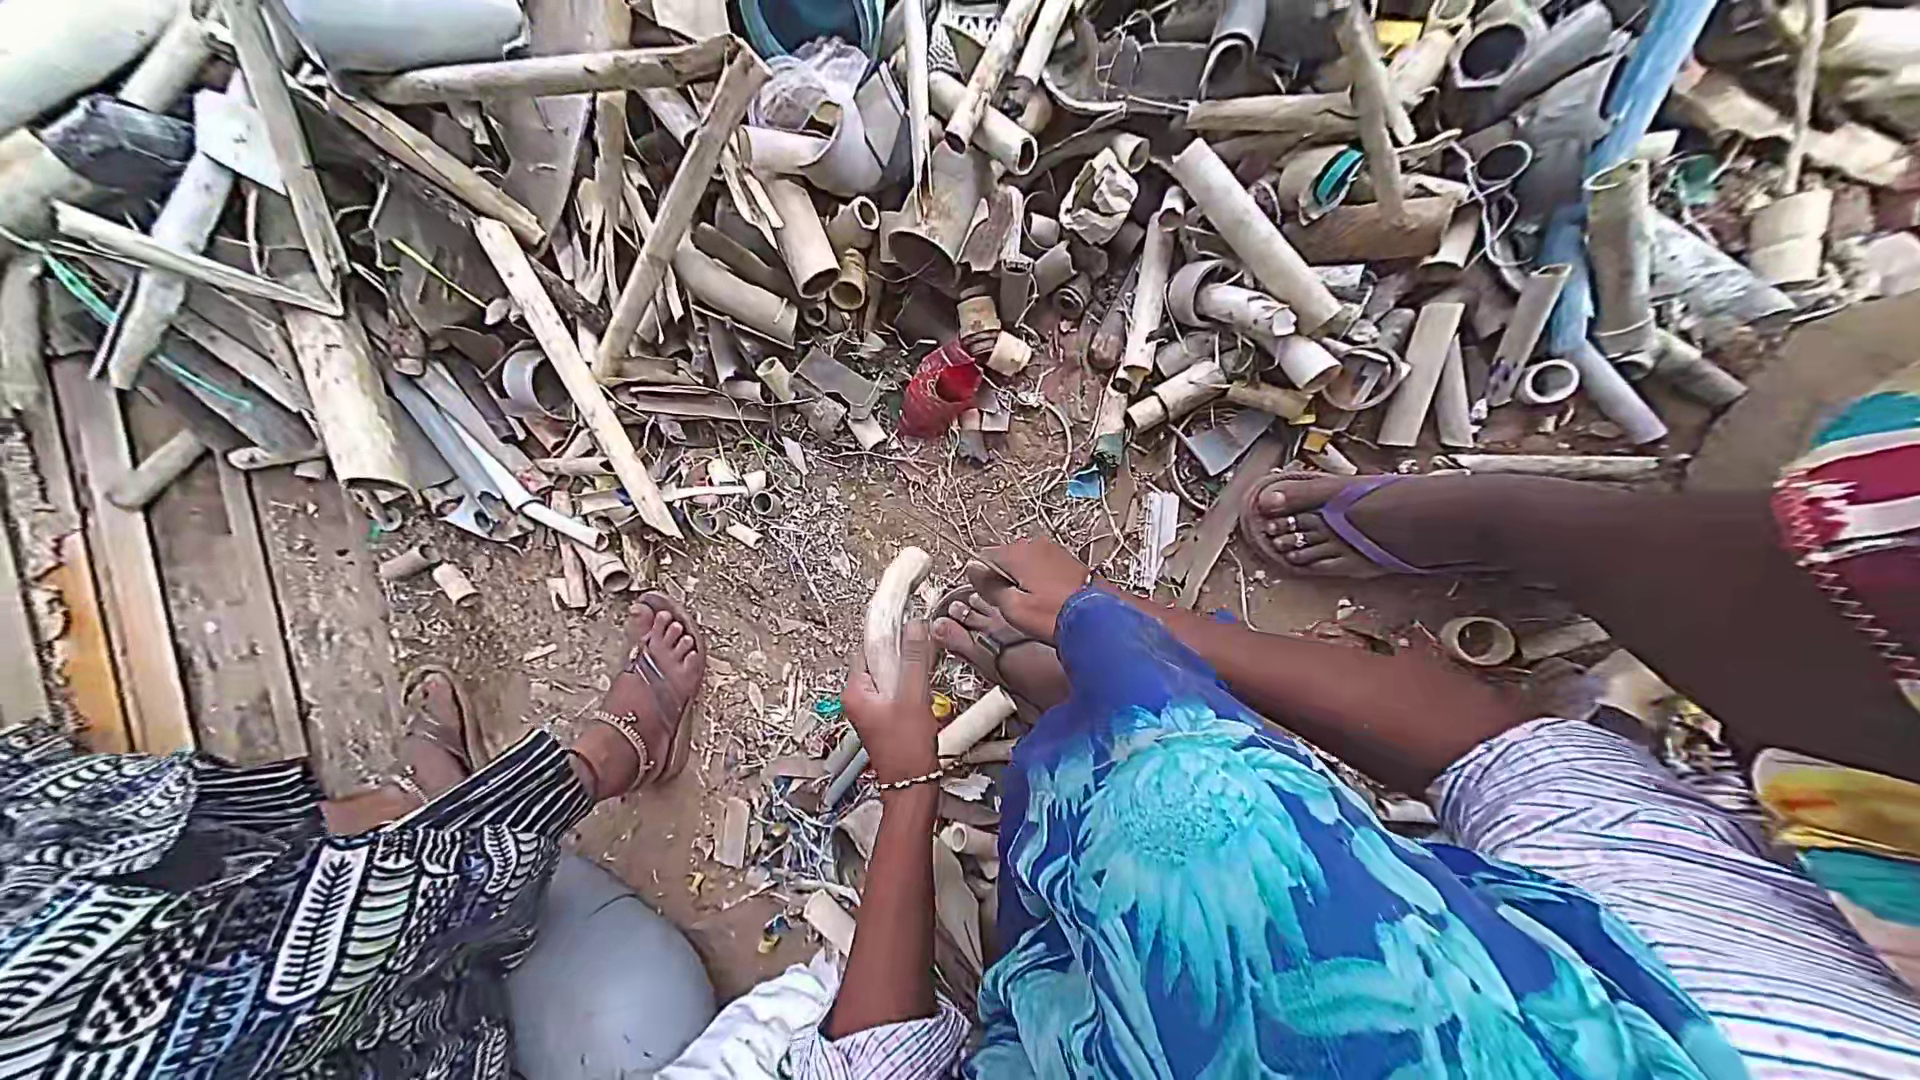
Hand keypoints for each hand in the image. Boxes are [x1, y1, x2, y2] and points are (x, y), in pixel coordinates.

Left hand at [842, 620, 940, 784]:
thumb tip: (913, 627)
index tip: (905, 621)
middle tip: (921, 652)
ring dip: (909, 670)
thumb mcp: (913, 697)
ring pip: (891, 674)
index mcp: (855, 692)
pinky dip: (911, 684)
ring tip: (923, 677)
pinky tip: (923, 690)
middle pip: (881, 659)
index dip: (889, 634)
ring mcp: (872, 708)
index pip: (868, 647)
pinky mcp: (886, 715)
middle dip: (902, 653)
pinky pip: (897, 688)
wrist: (914, 786)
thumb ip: (914, 659)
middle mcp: (858, 699)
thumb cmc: (907, 751)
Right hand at [970, 539, 1091, 645]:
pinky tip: (1044, 598)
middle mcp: (1033, 544)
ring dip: (1020, 579)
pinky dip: (1037, 579)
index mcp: (1016, 553)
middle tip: (1009, 605)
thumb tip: (973, 571)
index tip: (988, 598)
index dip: (981, 579)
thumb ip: (989, 587)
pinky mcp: (1066, 559)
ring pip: (1023, 562)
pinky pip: (1041, 565)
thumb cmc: (1054, 615)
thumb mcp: (1014, 608)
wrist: (1100, 616)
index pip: (983, 557)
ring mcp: (1052, 549)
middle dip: (1002, 578)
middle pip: (1004, 558)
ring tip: (1030, 604)